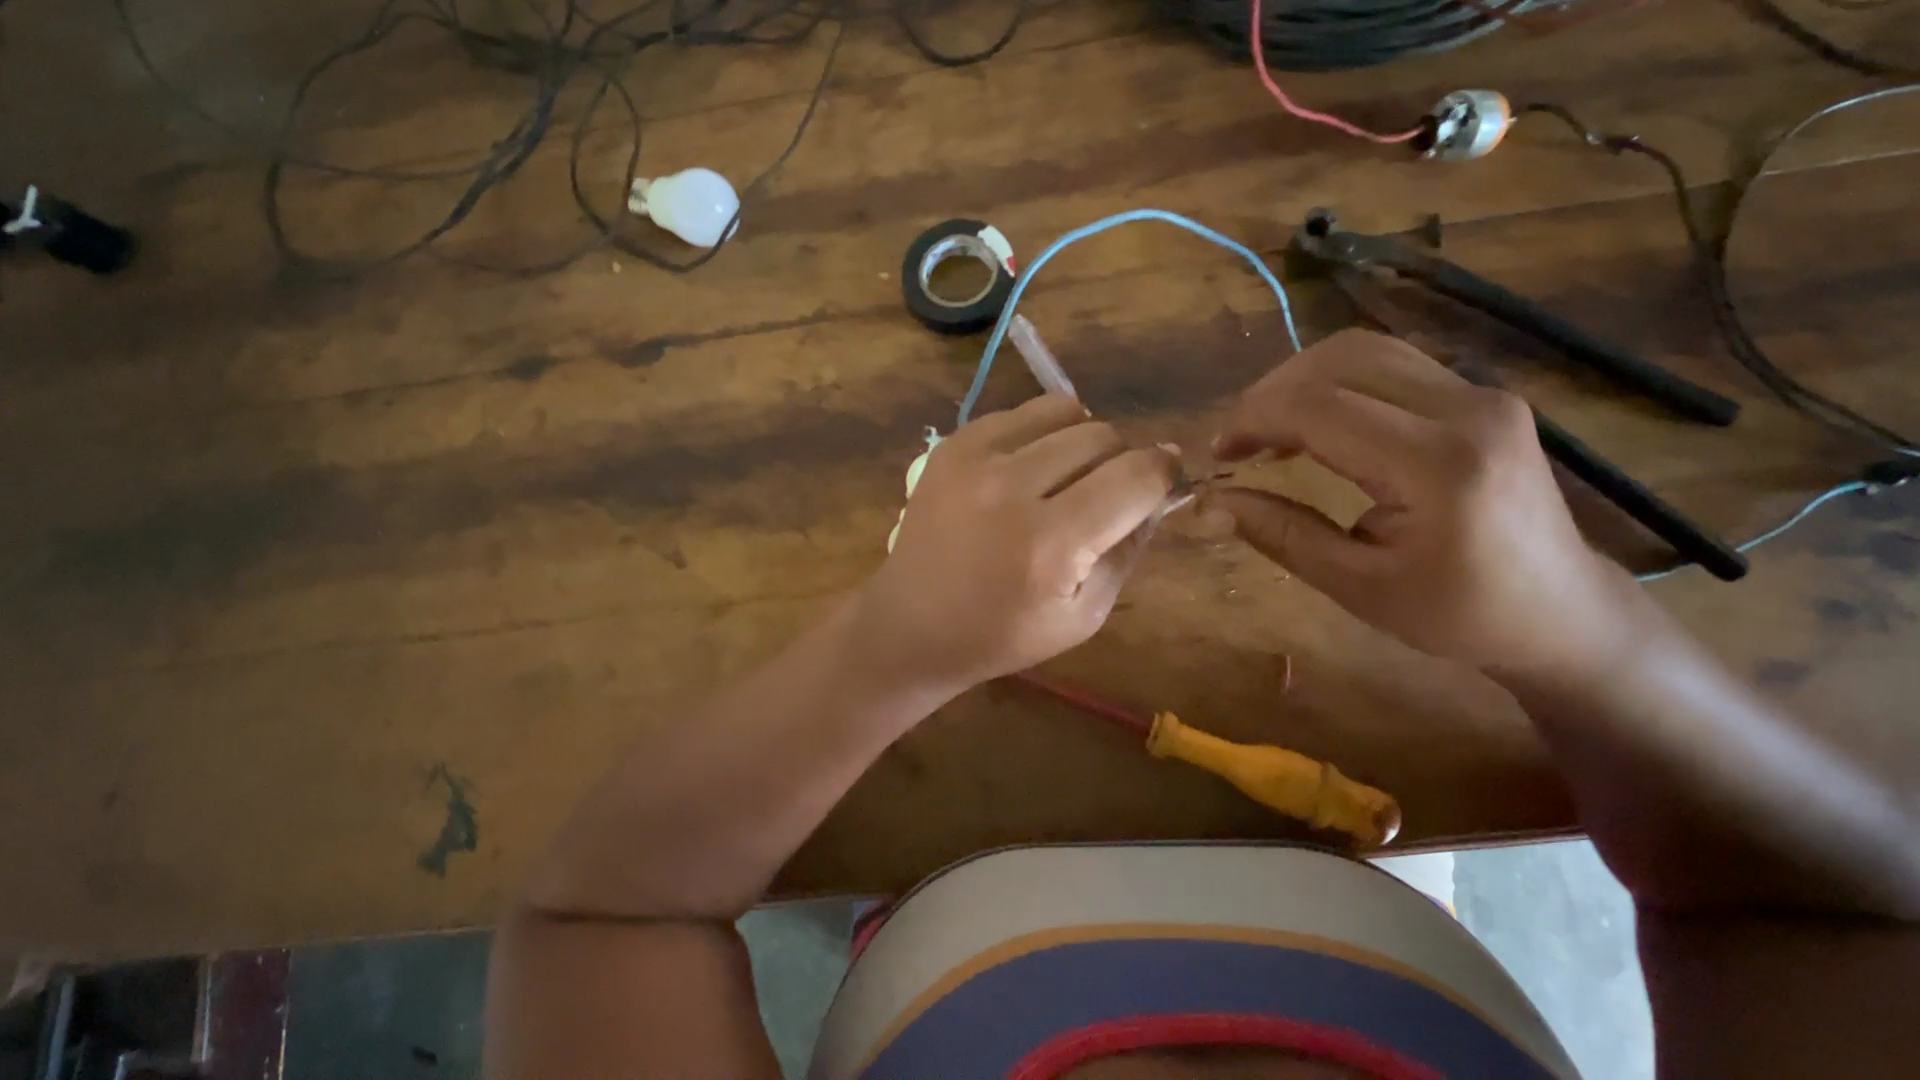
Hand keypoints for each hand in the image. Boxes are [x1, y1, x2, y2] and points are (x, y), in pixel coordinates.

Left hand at [855, 395, 1179, 693]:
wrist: (912, 624)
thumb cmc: (1004, 634)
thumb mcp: (1085, 614)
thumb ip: (1129, 549)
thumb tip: (1161, 490)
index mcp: (1051, 544)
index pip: (1136, 477)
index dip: (1165, 473)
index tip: (1168, 479)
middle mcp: (1012, 489)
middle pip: (1103, 437)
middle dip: (1123, 460)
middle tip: (1110, 492)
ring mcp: (976, 459)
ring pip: (1066, 411)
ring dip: (1083, 440)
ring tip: (1069, 476)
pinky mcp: (952, 444)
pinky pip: (1022, 413)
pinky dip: (1041, 434)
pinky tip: (1029, 470)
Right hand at [1204, 329, 1645, 678]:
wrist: (1560, 611)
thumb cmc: (1458, 614)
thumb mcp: (1358, 586)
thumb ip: (1281, 534)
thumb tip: (1208, 502)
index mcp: (1437, 465)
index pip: (1320, 406)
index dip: (1253, 419)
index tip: (1218, 454)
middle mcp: (1467, 410)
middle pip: (1340, 360)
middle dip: (1271, 393)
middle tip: (1238, 442)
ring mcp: (1482, 394)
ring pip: (1365, 350)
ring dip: (1302, 381)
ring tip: (1270, 431)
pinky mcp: (1483, 395)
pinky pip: (1392, 365)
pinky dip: (1338, 382)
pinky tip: (1317, 424)